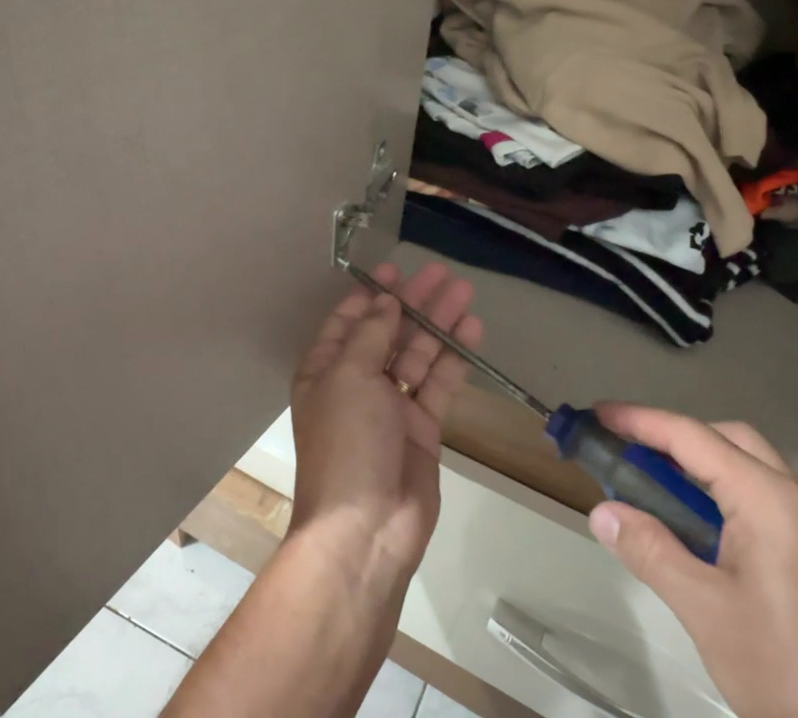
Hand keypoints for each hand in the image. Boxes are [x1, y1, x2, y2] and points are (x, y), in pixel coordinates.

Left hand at [288, 262, 481, 582]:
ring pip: (417, 356)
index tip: (395, 270)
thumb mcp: (349, 379)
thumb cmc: (347, 444)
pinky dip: (454, 359)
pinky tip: (472, 331)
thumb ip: (370, 336)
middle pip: (387, 334)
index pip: (347, 324)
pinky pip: (438, 385)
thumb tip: (385, 303)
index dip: (370, 296)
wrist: (366, 527)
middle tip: (441, 273)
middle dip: (413, 303)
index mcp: (325, 373)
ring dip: (438, 324)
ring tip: (464, 291)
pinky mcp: (422, 430)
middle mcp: (356, 387)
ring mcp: (391, 409)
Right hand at [587, 404, 797, 717]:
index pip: (694, 438)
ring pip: (758, 474)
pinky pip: (777, 506)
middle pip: (731, 442)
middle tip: (628, 455)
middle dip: (676, 438)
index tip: (598, 413)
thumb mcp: (707, 612)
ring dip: (706, 470)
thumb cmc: (790, 670)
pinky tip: (711, 539)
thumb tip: (604, 511)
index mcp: (771, 500)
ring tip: (658, 494)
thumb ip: (653, 552)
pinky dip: (733, 500)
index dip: (640, 421)